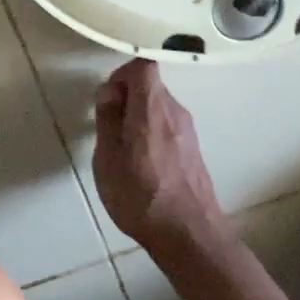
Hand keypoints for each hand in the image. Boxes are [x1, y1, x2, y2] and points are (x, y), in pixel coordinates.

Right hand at [92, 59, 225, 251]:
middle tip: (108, 127)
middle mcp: (175, 112)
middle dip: (126, 97)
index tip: (106, 98)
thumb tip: (109, 93)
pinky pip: (167, 125)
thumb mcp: (107, 159)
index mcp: (152, 109)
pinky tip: (141, 163)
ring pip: (159, 106)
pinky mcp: (193, 149)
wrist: (188, 234)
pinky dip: (151, 132)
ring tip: (122, 150)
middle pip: (151, 85)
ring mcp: (188, 130)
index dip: (120, 74)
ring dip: (137, 117)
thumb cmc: (140, 196)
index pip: (143, 65)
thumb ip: (107, 120)